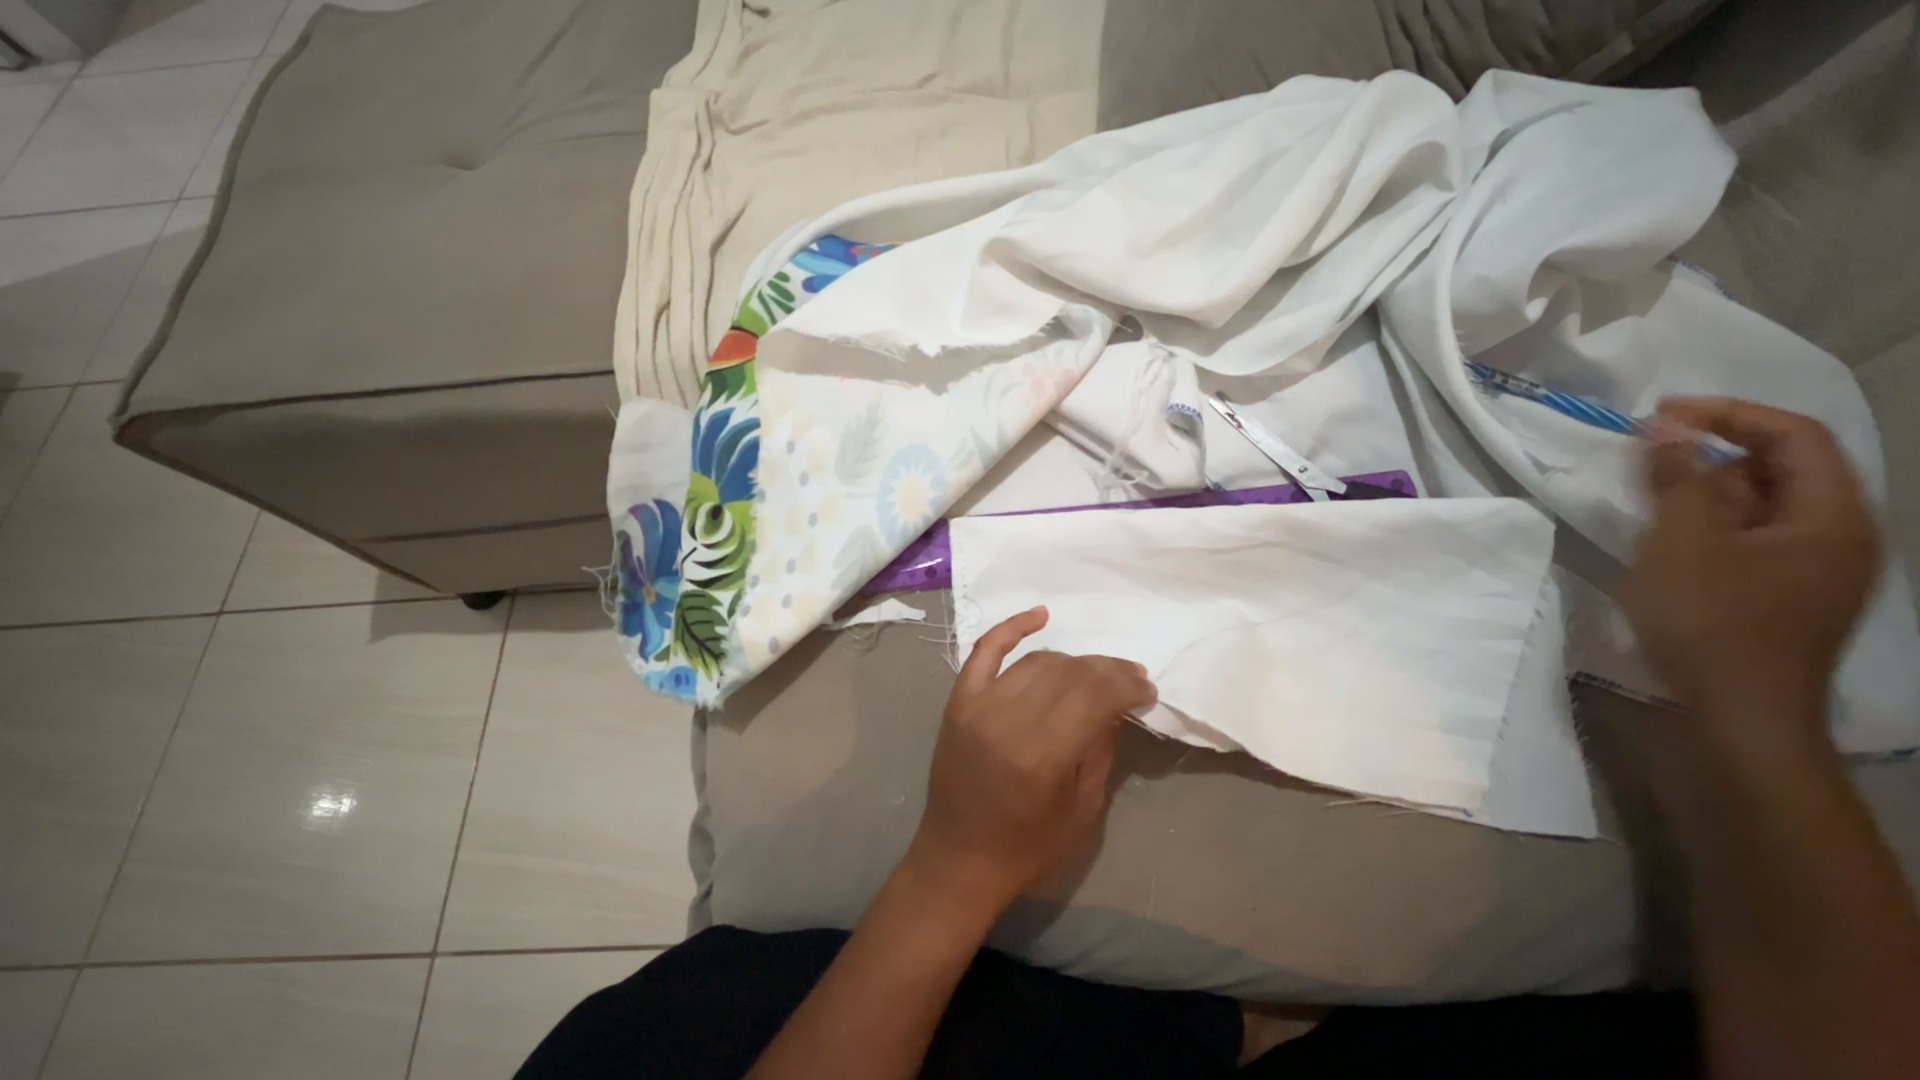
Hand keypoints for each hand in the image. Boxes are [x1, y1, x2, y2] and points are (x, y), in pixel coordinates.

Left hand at [905, 607, 1156, 913]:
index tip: (1146, 690)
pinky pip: (984, 651)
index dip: (1127, 686)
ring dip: (1073, 661)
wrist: (958, 859)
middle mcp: (1008, 720)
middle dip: (1108, 671)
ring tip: (1097, 672)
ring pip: (1036, 661)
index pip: (1095, 695)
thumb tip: (1116, 705)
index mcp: (1042, 754)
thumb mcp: (1083, 809)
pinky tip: (1040, 615)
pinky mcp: (958, 703)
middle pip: (1069, 673)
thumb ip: (1101, 750)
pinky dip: (1012, 628)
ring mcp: (977, 706)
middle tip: (1131, 678)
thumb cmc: (1027, 846)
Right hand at [1625, 398, 1880, 734]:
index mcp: (1833, 516)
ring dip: (1709, 489)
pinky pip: (1757, 538)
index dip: (1729, 414)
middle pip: (1784, 468)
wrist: (1740, 719)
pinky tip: (1672, 538)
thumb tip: (1668, 429)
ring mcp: (1821, 570)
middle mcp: (1842, 536)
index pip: (1795, 435)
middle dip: (1715, 451)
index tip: (1662, 413)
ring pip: (1766, 506)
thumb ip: (1678, 479)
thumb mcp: (1682, 544)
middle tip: (1649, 452)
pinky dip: (1715, 523)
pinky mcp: (1792, 596)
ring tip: (1650, 494)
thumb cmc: (1712, 625)